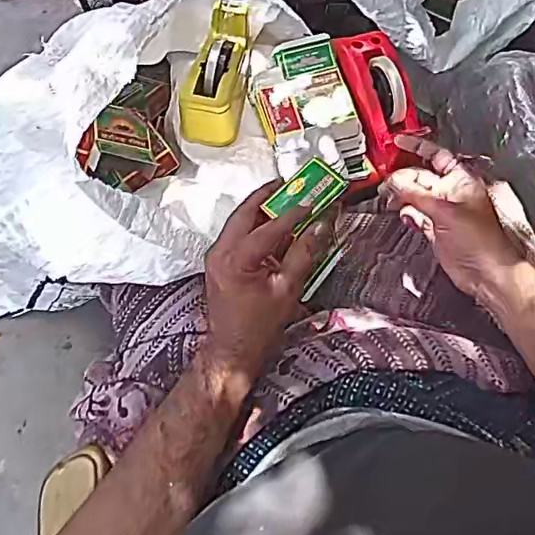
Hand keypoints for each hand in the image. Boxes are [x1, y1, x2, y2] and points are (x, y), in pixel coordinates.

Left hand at [202, 181, 338, 376]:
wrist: (232, 350)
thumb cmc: (259, 327)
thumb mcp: (288, 290)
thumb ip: (303, 254)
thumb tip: (318, 227)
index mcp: (236, 259)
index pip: (269, 226)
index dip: (293, 212)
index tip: (311, 201)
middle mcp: (220, 251)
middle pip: (246, 212)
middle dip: (268, 196)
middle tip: (288, 184)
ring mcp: (215, 255)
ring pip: (239, 220)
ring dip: (260, 209)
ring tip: (283, 198)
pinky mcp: (218, 261)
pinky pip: (237, 234)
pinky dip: (254, 225)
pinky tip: (272, 225)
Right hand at [383, 135, 534, 308]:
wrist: (487, 274)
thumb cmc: (481, 241)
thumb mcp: (444, 210)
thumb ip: (415, 194)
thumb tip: (394, 182)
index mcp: (460, 179)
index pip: (435, 154)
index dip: (416, 146)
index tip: (398, 140)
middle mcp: (451, 193)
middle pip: (420, 175)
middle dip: (401, 175)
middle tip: (385, 179)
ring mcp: (442, 211)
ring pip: (415, 195)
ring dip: (400, 194)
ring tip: (388, 196)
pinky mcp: (435, 228)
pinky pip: (415, 214)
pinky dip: (406, 212)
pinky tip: (400, 212)